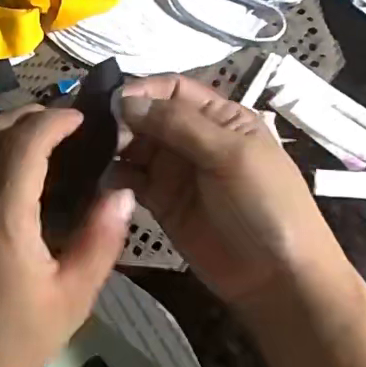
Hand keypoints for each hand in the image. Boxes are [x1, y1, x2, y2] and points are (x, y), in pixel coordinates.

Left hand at [0, 106, 138, 366]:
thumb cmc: (13, 341)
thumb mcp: (71, 299)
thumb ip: (98, 240)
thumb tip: (121, 191)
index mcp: (3, 221)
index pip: (23, 145)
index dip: (53, 122)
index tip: (82, 117)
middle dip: (27, 117)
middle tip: (63, 122)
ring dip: (0, 129)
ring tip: (36, 135)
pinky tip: (2, 162)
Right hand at [113, 74, 352, 313]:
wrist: (276, 277)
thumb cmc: (266, 206)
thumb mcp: (231, 155)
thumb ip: (178, 125)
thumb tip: (124, 100)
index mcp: (219, 118)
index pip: (171, 89)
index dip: (141, 90)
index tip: (109, 102)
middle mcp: (191, 139)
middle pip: (144, 115)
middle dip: (117, 119)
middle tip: (91, 133)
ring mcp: (171, 170)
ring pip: (129, 146)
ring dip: (109, 147)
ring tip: (89, 155)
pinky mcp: (156, 199)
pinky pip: (125, 178)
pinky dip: (109, 176)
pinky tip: (98, 181)